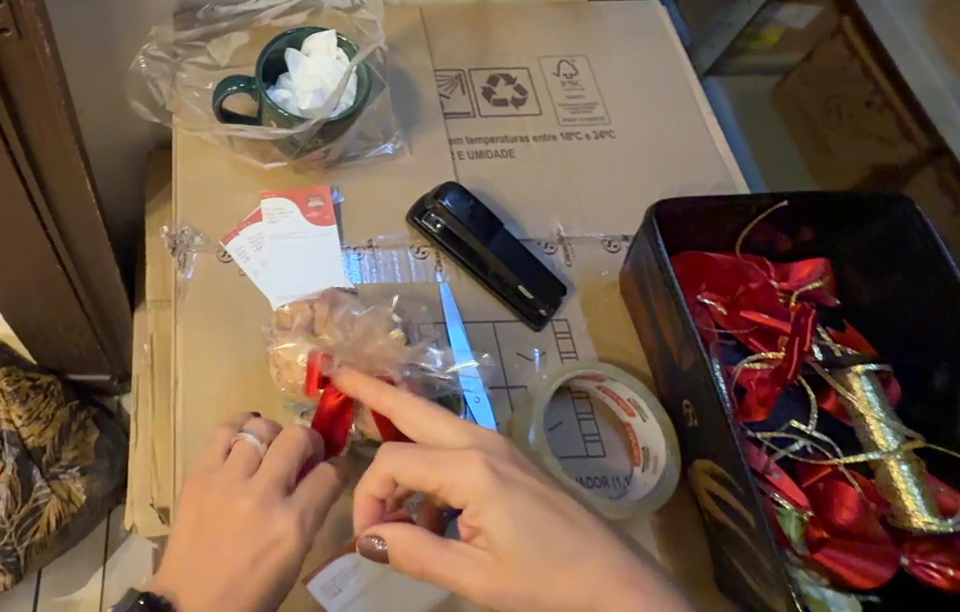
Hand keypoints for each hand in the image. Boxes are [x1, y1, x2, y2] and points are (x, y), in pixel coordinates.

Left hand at [148, 413, 345, 611]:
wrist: (191, 606)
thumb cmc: (249, 593)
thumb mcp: (292, 559)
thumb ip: (306, 514)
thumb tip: (314, 477)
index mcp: (292, 527)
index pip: (328, 475)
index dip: (337, 467)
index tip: (332, 467)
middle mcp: (263, 496)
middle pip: (297, 438)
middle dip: (309, 441)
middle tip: (305, 452)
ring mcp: (228, 480)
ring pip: (261, 427)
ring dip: (273, 433)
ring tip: (270, 445)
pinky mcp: (199, 473)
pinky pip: (223, 430)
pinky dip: (239, 426)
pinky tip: (245, 435)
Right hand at [333, 368, 691, 611]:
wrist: (622, 586)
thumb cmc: (550, 585)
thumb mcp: (477, 579)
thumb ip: (415, 553)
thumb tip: (366, 539)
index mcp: (469, 468)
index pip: (392, 463)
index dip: (369, 497)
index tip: (369, 539)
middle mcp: (479, 441)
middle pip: (410, 406)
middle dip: (371, 389)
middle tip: (337, 374)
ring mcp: (496, 444)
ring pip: (431, 422)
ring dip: (399, 439)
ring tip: (380, 485)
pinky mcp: (507, 457)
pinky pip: (453, 446)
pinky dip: (429, 467)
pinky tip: (430, 515)